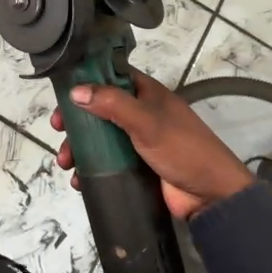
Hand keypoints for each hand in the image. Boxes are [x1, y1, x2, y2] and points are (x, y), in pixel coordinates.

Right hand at [51, 68, 253, 220]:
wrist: (213, 197)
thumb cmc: (183, 149)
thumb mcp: (147, 122)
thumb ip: (112, 104)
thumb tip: (75, 91)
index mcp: (146, 93)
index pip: (109, 76)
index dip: (84, 81)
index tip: (62, 94)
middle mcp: (140, 113)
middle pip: (98, 109)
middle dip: (75, 122)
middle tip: (58, 131)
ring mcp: (137, 141)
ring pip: (99, 139)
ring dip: (79, 149)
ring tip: (66, 164)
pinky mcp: (136, 167)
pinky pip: (106, 164)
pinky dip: (90, 170)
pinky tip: (79, 182)